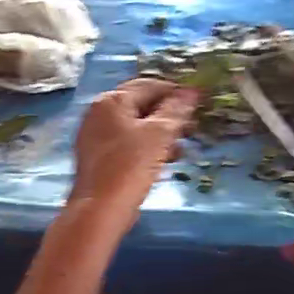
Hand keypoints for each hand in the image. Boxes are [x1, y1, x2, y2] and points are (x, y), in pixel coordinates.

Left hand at [69, 79, 196, 231]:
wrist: (100, 208)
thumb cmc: (130, 165)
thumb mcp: (160, 133)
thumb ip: (176, 109)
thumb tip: (190, 91)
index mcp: (110, 101)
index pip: (150, 85)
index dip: (177, 93)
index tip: (200, 104)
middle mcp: (97, 115)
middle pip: (141, 107)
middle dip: (169, 117)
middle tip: (192, 128)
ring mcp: (94, 138)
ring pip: (135, 129)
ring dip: (160, 136)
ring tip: (181, 148)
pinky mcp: (97, 160)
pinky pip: (126, 147)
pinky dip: (146, 150)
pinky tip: (164, 162)